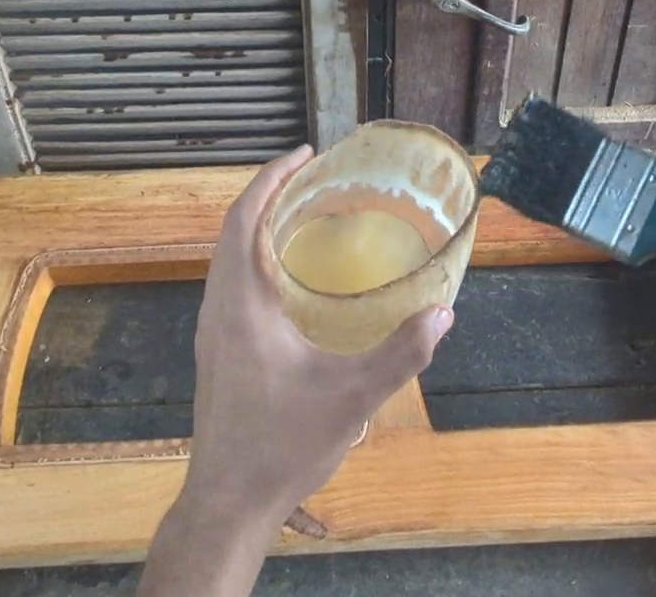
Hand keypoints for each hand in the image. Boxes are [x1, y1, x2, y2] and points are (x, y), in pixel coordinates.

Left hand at [139, 146, 452, 595]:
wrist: (228, 501)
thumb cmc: (282, 445)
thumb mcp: (350, 400)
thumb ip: (399, 355)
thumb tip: (443, 313)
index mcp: (241, 304)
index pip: (243, 218)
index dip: (271, 178)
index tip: (305, 154)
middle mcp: (218, 307)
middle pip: (233, 229)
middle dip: (270, 193)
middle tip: (314, 177)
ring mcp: (212, 329)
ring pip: (229, 256)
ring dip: (260, 225)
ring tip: (306, 215)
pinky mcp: (217, 348)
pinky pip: (232, 280)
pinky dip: (257, 256)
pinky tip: (292, 275)